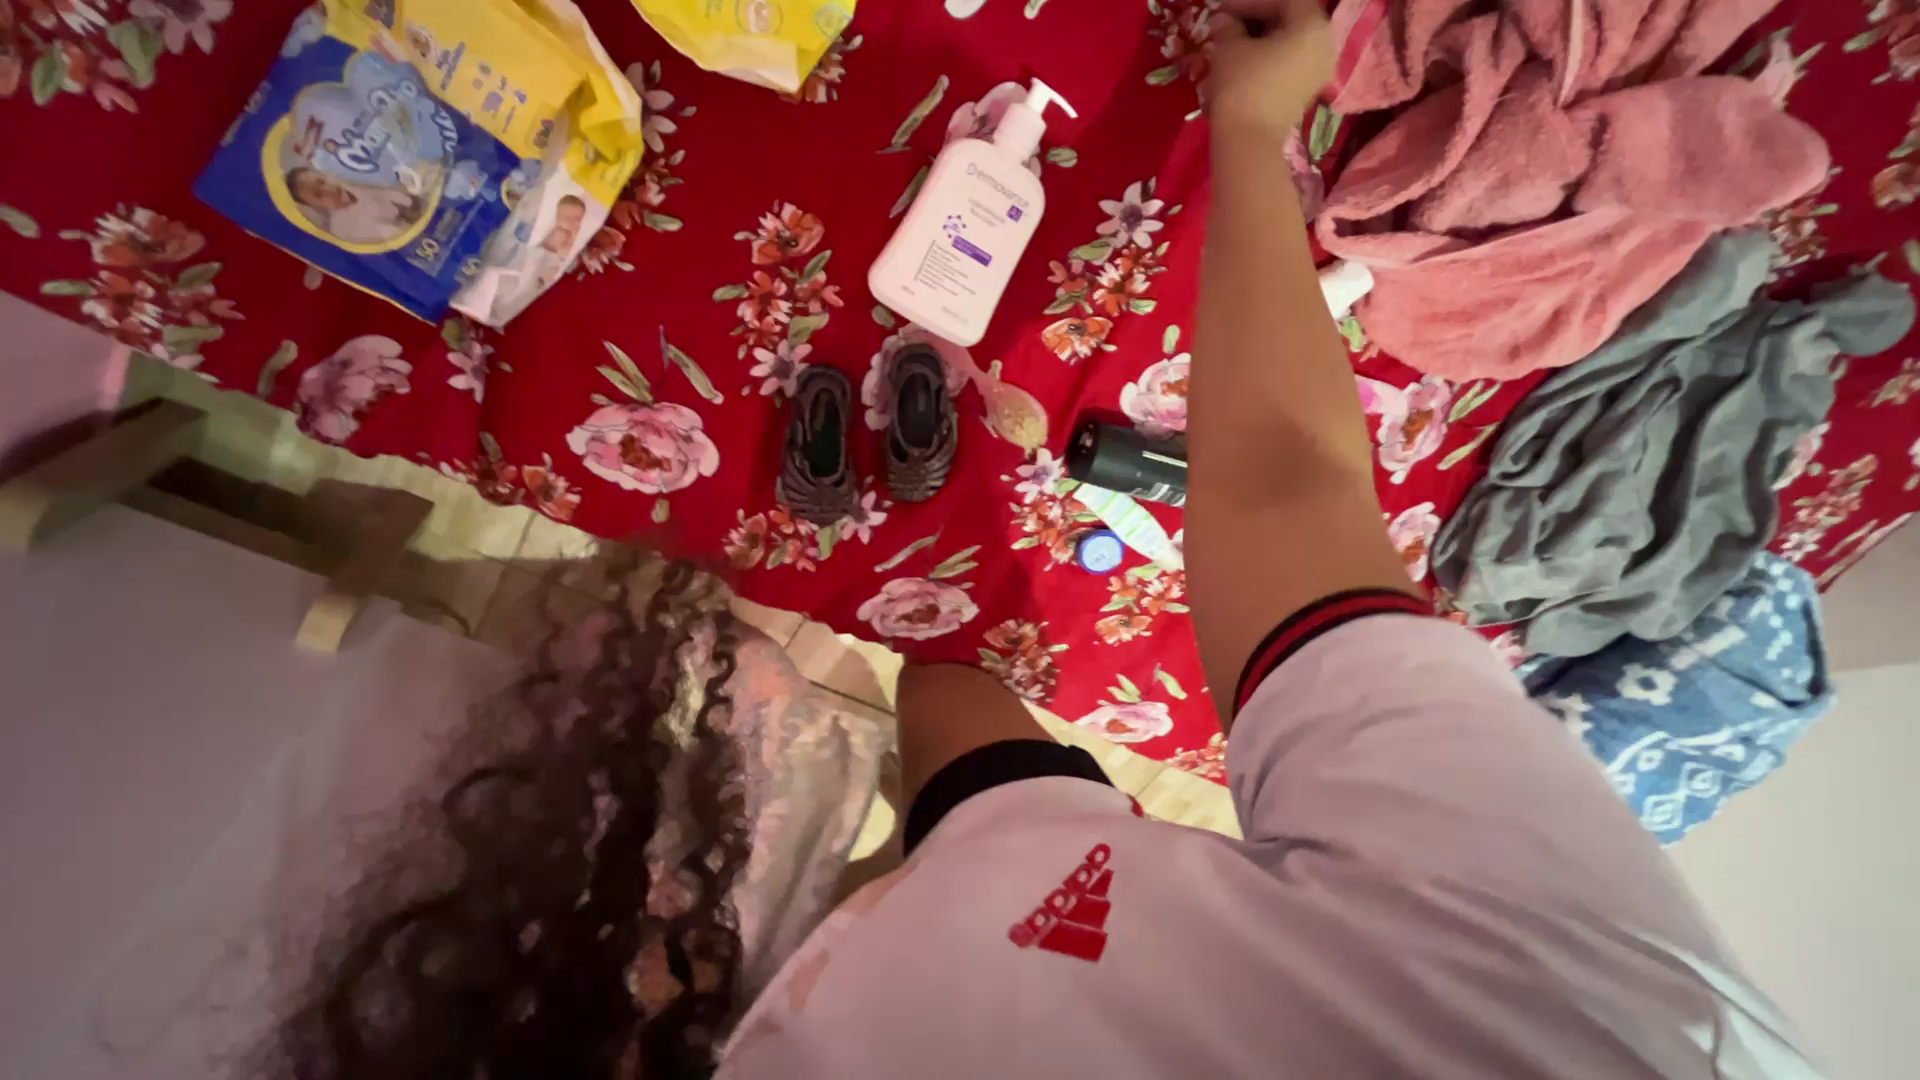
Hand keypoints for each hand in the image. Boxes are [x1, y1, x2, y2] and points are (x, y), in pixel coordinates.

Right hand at [1206, 0, 1332, 138]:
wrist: (1248, 143)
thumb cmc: (1242, 86)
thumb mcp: (1229, 49)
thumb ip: (1228, 27)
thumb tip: (1223, 20)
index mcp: (1312, 24)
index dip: (1251, 2)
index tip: (1224, 9)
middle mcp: (1324, 44)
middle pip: (1290, 20)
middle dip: (1257, 19)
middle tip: (1229, 24)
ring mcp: (1317, 72)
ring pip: (1289, 44)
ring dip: (1261, 41)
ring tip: (1233, 46)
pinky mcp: (1305, 94)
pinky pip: (1288, 66)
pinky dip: (1268, 60)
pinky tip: (1244, 65)